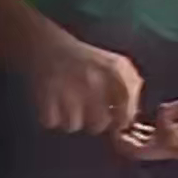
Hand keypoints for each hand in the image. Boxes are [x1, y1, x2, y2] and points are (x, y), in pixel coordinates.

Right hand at [23, 34, 143, 134]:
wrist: (51, 51)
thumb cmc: (87, 61)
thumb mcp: (116, 65)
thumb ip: (129, 86)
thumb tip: (131, 116)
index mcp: (114, 71)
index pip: (126, 106)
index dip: (122, 119)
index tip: (116, 123)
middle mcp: (93, 81)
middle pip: (98, 124)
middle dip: (95, 124)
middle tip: (89, 115)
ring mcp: (69, 91)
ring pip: (73, 126)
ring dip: (71, 121)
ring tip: (69, 109)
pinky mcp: (46, 99)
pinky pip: (52, 123)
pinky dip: (51, 118)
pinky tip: (54, 107)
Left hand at [114, 87, 177, 160]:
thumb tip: (166, 114)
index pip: (158, 145)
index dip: (141, 138)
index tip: (132, 124)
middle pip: (148, 150)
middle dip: (128, 142)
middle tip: (113, 130)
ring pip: (151, 145)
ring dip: (133, 137)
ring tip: (119, 126)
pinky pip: (159, 137)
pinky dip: (145, 131)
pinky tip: (135, 123)